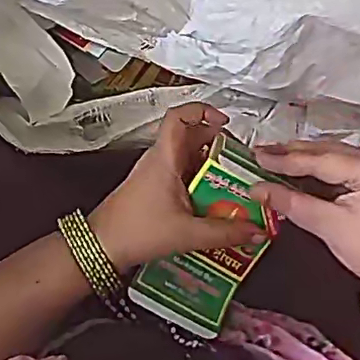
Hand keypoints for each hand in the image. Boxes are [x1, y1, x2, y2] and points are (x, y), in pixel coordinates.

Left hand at [89, 103, 266, 268]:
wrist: (102, 247)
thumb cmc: (136, 231)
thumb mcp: (188, 233)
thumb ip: (226, 233)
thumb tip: (257, 232)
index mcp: (165, 158)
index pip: (179, 117)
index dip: (203, 111)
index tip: (225, 123)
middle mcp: (160, 161)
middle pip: (192, 137)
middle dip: (218, 145)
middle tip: (241, 162)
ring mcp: (157, 174)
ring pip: (189, 158)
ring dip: (211, 167)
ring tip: (234, 184)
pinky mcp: (155, 189)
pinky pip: (183, 176)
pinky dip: (201, 183)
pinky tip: (215, 203)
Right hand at [249, 140, 359, 303]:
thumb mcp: (329, 227)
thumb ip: (292, 204)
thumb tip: (258, 189)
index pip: (320, 159)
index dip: (285, 159)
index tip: (257, 157)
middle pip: (325, 151)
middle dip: (290, 153)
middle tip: (258, 153)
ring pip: (329, 155)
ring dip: (300, 158)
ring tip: (270, 158)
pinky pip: (336, 166)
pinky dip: (313, 168)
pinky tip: (293, 169)